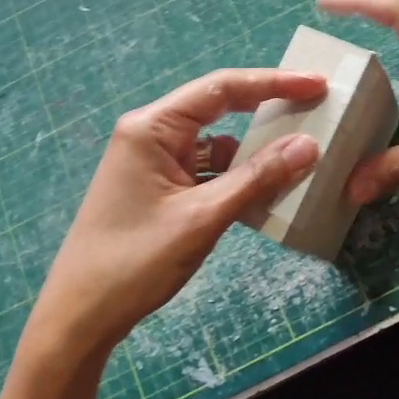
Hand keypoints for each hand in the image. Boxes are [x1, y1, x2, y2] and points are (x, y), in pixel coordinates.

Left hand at [30, 69, 325, 355]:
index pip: (222, 89)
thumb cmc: (135, 261)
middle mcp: (152, 135)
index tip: (317, 84)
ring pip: (217, 144)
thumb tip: (308, 145)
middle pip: (220, 109)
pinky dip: (237, 178)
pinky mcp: (160, 188)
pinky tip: (266, 191)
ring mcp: (155, 163)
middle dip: (267, 109)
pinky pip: (208, 171)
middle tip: (317, 108)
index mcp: (152, 128)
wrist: (81, 316)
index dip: (273, 82)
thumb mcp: (203, 218)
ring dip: (254, 151)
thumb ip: (257, 178)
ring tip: (300, 154)